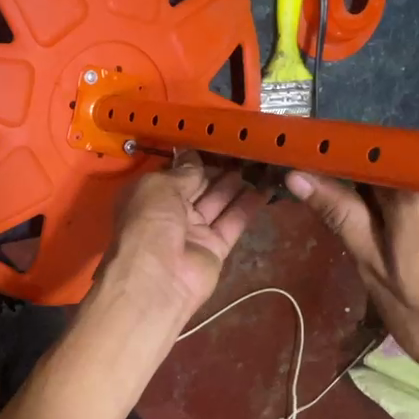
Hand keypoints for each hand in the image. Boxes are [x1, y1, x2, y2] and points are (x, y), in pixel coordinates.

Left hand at [100, 151, 255, 323]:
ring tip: (262, 159)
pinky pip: (234, 221)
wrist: (157, 278)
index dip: (196, 159)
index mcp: (150, 196)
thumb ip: (183, 172)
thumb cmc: (149, 222)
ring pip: (219, 202)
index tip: (221, 140)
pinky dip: (250, 204)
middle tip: (249, 146)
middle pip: (200, 186)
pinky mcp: (214, 248)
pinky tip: (269, 185)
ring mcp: (193, 232)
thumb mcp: (160, 186)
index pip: (176, 173)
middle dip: (221, 168)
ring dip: (238, 183)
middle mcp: (170, 213)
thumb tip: (193, 156)